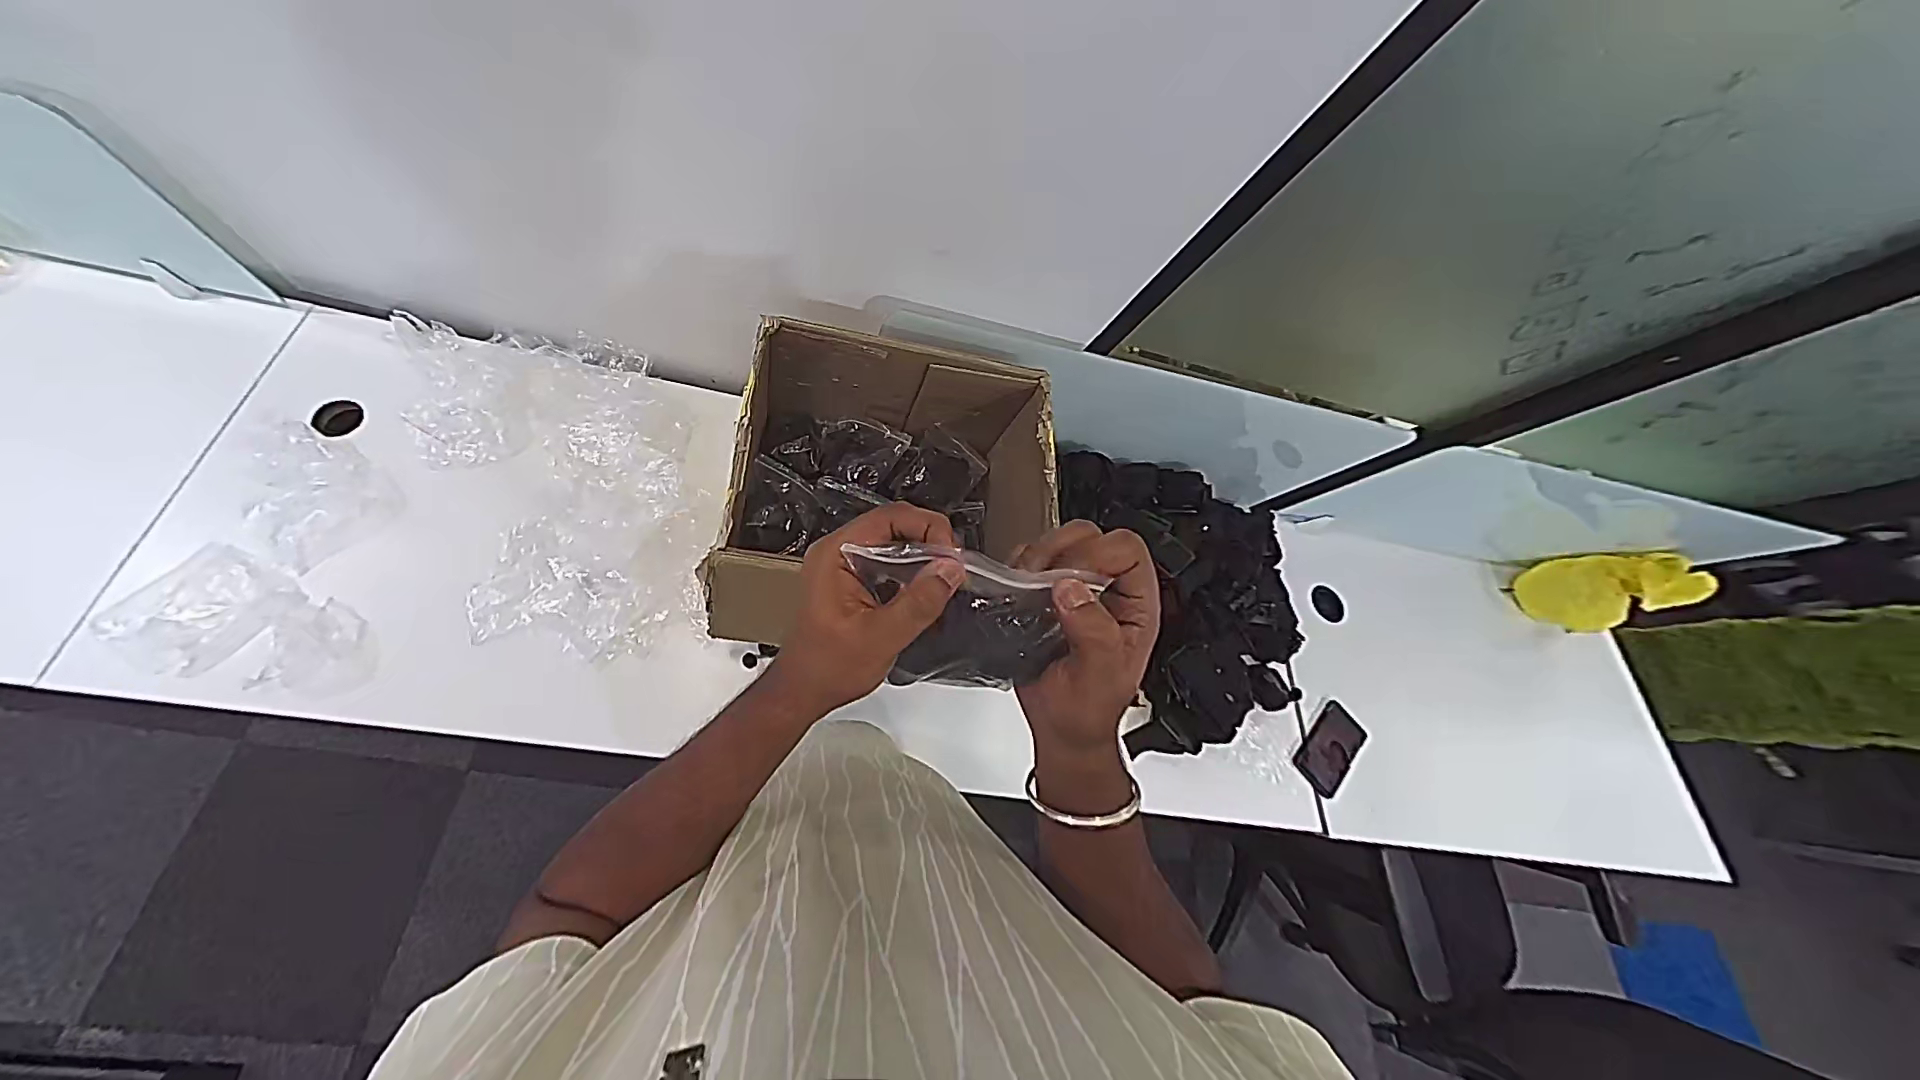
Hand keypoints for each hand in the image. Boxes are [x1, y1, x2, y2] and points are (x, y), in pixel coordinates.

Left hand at [765, 503, 964, 715]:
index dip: (927, 527)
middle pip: (895, 526)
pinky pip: (891, 564)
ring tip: (945, 581)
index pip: (890, 518)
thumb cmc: (826, 668)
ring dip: (924, 559)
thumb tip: (950, 571)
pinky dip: (913, 574)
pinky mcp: (855, 581)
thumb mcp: (880, 637)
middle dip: (930, 542)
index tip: (951, 554)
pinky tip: (928, 594)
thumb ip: (918, 603)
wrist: (804, 691)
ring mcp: (846, 565)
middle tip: (954, 568)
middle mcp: (839, 552)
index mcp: (835, 554)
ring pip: (896, 545)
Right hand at [1012, 521, 1160, 754]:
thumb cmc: (1087, 710)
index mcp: (1134, 604)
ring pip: (1059, 542)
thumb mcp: (1100, 676)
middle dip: (1061, 551)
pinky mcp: (1044, 592)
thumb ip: (1094, 633)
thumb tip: (1071, 590)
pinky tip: (1018, 593)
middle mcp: (1107, 591)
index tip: (1071, 579)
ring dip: (1037, 558)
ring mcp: (1075, 589)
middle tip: (1043, 580)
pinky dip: (1018, 568)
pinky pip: (1030, 559)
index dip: (1098, 555)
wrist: (1060, 727)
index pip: (1126, 550)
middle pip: (1091, 536)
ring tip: (1027, 587)